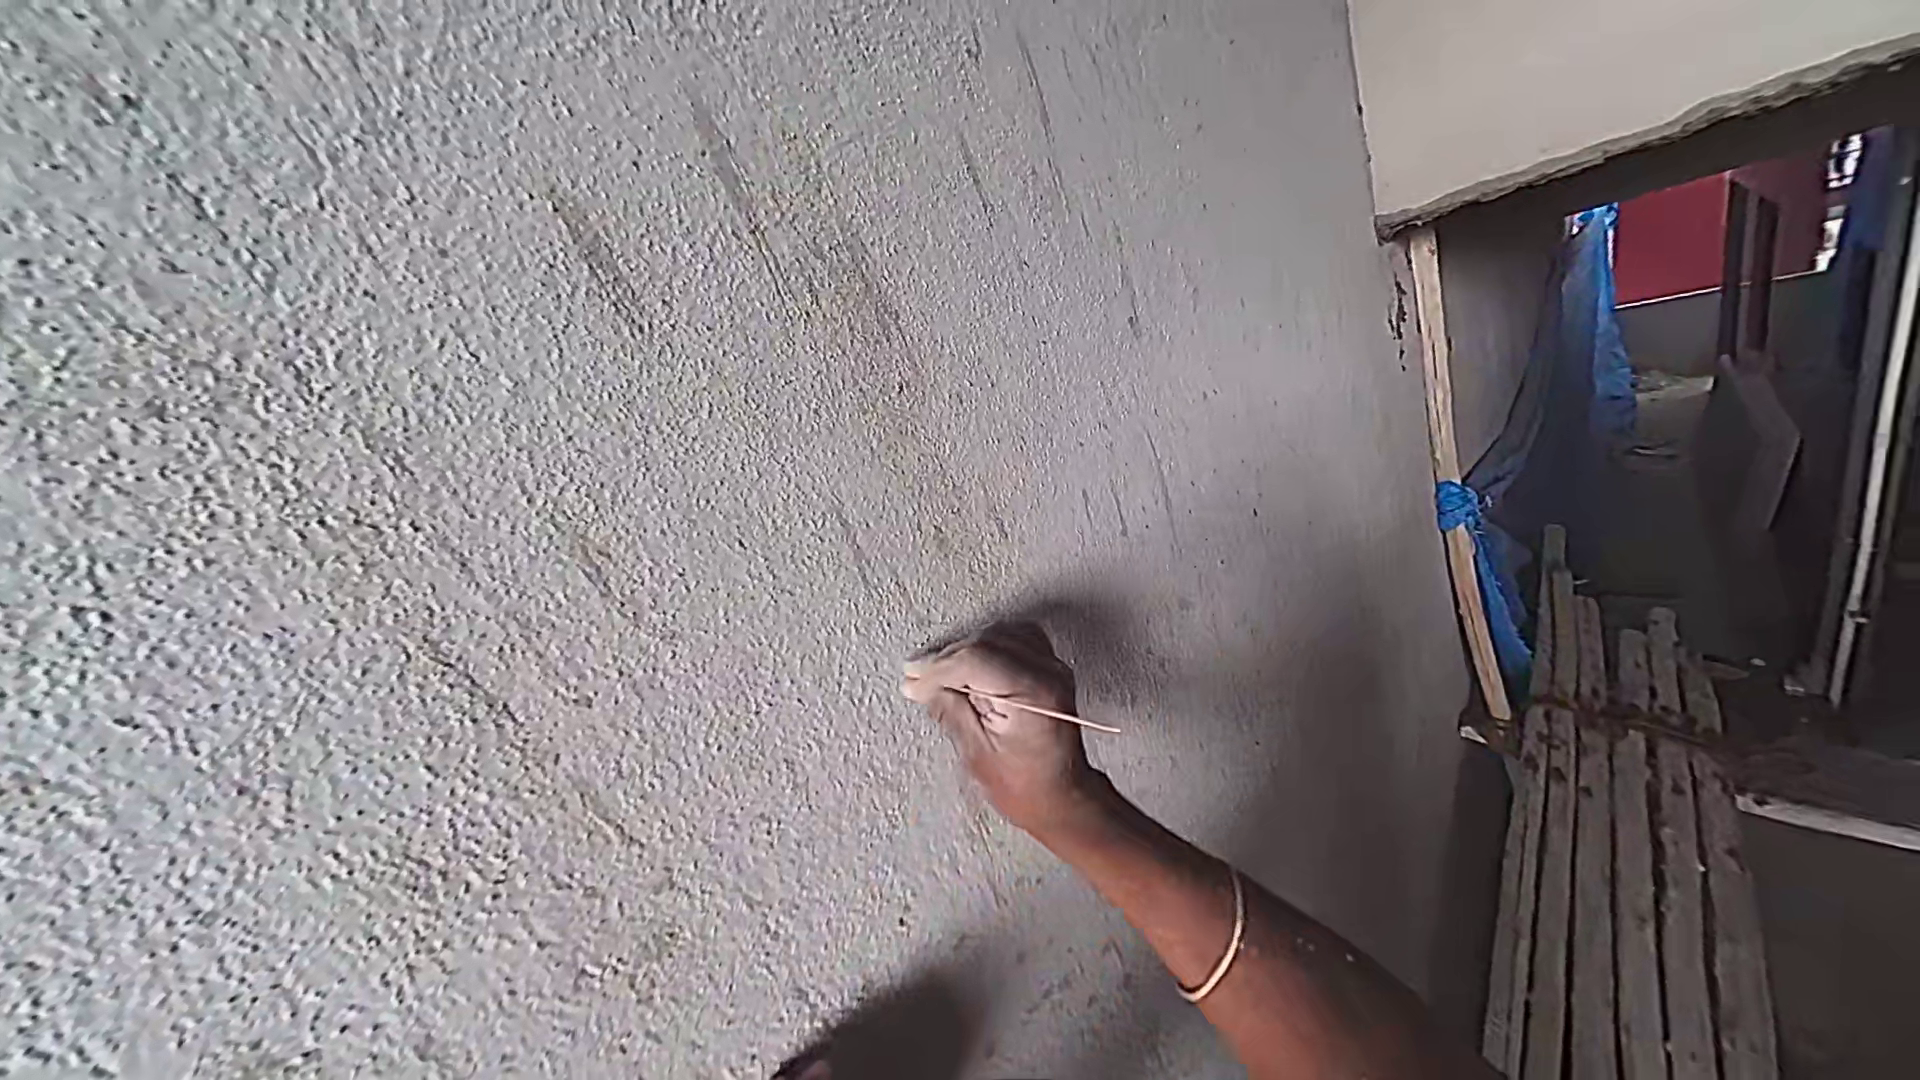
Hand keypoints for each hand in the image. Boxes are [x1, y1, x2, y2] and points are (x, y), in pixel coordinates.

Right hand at [901, 622, 1102, 835]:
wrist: (1061, 796)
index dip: (938, 668)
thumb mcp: (977, 754)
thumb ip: (950, 711)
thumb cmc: (1026, 786)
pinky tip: (968, 664)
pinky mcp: (1048, 666)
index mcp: (1034, 692)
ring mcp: (1052, 666)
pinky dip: (986, 644)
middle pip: (985, 641)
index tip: (913, 681)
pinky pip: (1013, 637)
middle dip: (946, 658)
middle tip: (917, 678)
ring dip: (964, 649)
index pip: (976, 659)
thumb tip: (922, 685)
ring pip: (997, 633)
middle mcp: (1048, 672)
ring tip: (939, 675)